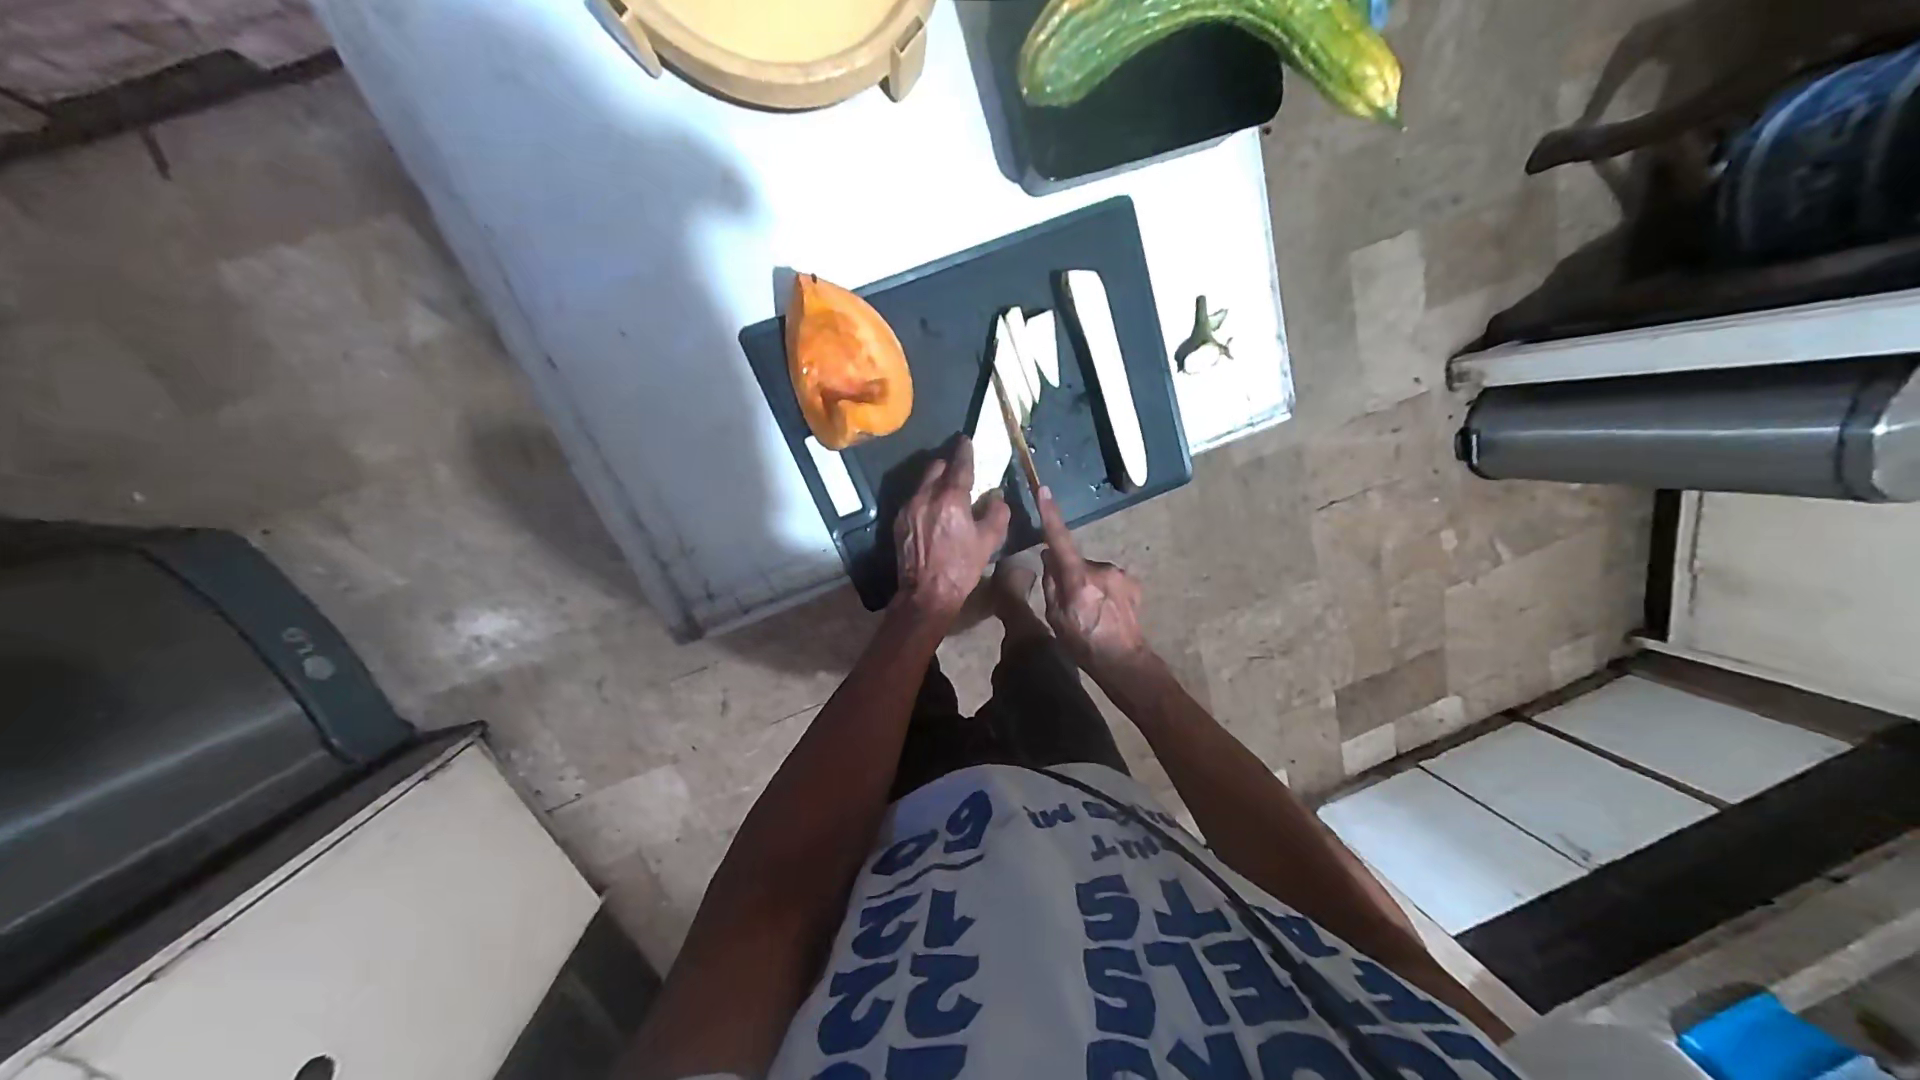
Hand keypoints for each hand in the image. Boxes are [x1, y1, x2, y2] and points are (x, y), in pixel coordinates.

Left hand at [893, 437, 1010, 621]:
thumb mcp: (988, 542)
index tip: (966, 440)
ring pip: (923, 483)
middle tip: (960, 470)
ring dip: (936, 482)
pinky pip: (914, 500)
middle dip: (948, 465)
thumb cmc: (961, 567)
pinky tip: (934, 512)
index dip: (965, 451)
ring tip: (947, 492)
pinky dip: (926, 498)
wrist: (926, 593)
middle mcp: (925, 497)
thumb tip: (997, 498)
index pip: (959, 465)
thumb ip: (996, 514)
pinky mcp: (899, 521)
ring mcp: (909, 508)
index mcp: (950, 498)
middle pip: (936, 467)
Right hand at [1036, 487, 1154, 677]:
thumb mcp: (1055, 617)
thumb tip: (1049, 556)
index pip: (1059, 539)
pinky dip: (1103, 591)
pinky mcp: (1132, 583)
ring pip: (1093, 572)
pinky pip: (1109, 580)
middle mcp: (1101, 569)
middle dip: (1070, 575)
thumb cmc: (1083, 643)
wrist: (1124, 661)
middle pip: (1076, 562)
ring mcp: (1120, 575)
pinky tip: (1105, 612)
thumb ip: (1050, 583)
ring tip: (1090, 613)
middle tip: (1069, 605)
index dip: (1050, 514)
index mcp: (1078, 577)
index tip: (1044, 491)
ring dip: (1088, 585)